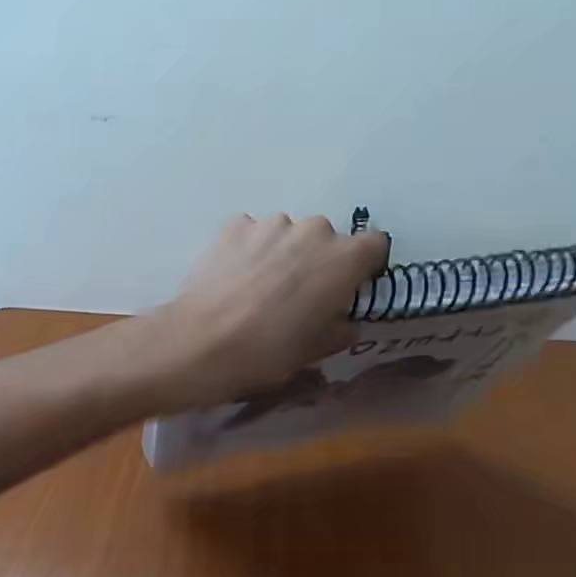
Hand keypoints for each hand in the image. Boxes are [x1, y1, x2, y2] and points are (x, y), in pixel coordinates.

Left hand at [142, 213, 389, 410]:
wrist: (201, 344)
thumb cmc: (268, 352)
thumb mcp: (315, 351)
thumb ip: (340, 329)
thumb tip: (343, 321)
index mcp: (345, 257)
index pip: (374, 247)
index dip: (361, 269)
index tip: (344, 292)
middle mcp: (313, 229)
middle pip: (325, 239)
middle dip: (315, 262)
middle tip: (293, 297)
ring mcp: (270, 224)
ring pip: (285, 234)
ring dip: (279, 254)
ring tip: (256, 290)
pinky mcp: (232, 227)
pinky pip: (249, 234)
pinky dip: (246, 250)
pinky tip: (231, 280)